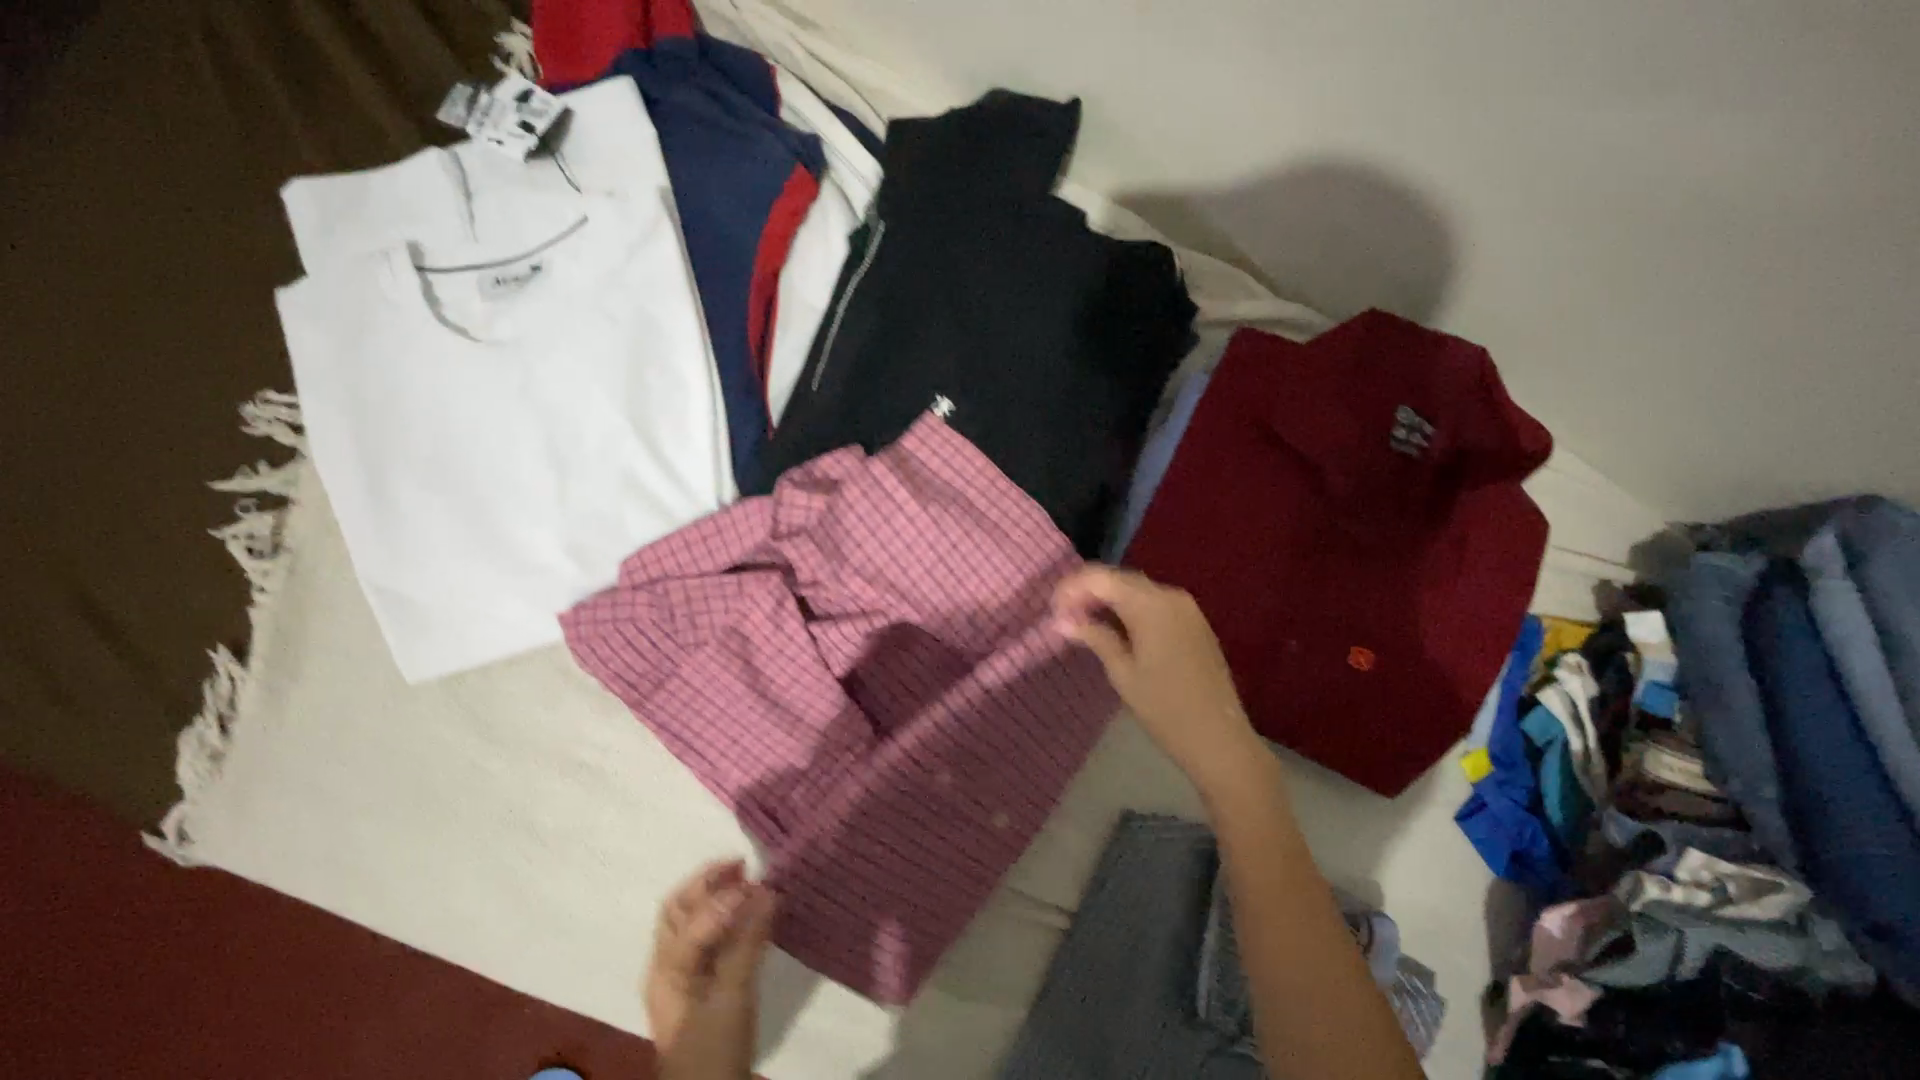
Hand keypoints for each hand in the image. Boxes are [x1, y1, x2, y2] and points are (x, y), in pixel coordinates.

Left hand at [645, 860, 775, 1079]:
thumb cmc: (714, 1051)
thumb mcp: (733, 998)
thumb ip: (747, 942)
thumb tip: (766, 891)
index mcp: (667, 970)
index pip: (688, 919)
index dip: (720, 898)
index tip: (756, 883)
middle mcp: (668, 967)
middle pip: (679, 911)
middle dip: (708, 884)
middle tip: (744, 867)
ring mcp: (683, 979)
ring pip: (693, 923)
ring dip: (717, 898)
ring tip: (752, 885)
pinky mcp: (702, 990)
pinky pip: (710, 942)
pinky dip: (729, 921)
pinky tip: (755, 918)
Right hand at [1053, 565, 1268, 791]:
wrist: (1219, 739)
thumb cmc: (1165, 710)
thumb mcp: (1122, 673)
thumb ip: (1094, 637)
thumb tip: (1061, 620)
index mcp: (1151, 605)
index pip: (1100, 578)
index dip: (1071, 589)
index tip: (1053, 614)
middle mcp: (1170, 596)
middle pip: (1119, 579)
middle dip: (1088, 593)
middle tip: (1063, 620)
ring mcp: (1186, 608)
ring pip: (1136, 590)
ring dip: (1108, 601)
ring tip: (1083, 626)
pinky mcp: (1194, 622)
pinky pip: (1154, 604)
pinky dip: (1129, 610)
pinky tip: (1114, 630)